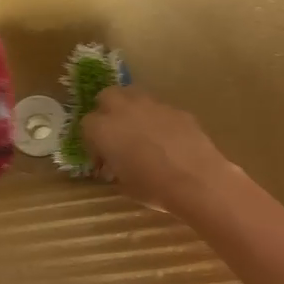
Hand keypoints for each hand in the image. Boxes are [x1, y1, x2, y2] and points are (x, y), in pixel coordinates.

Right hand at [81, 86, 240, 215]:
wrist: (197, 180)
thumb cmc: (153, 188)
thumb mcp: (123, 184)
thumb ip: (114, 167)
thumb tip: (115, 164)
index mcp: (103, 129)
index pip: (86, 124)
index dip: (93, 142)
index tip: (103, 158)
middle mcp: (124, 110)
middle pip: (107, 96)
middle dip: (107, 111)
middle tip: (115, 133)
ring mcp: (152, 105)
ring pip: (133, 95)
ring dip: (131, 109)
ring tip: (140, 132)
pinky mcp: (175, 108)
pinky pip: (159, 108)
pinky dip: (157, 119)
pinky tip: (166, 139)